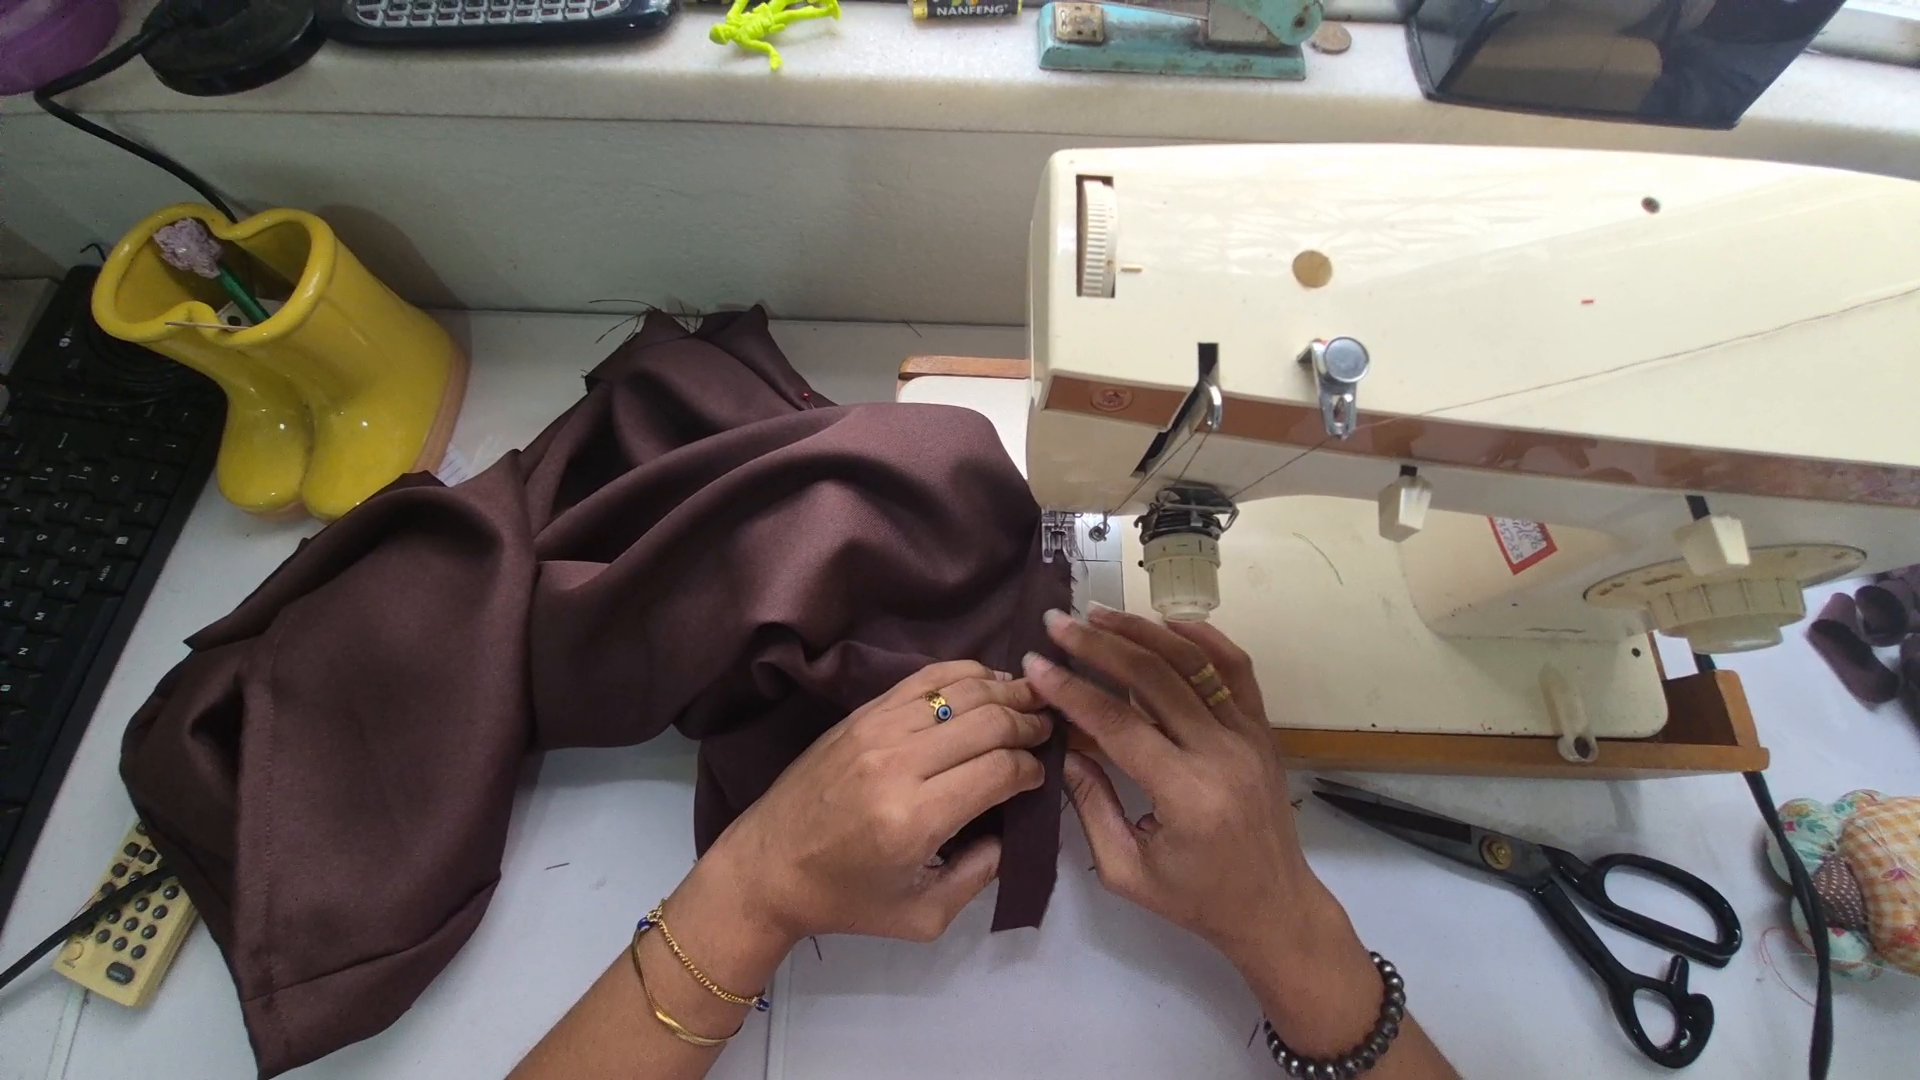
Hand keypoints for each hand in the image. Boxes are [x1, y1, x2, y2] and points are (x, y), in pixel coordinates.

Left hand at [696, 660, 1052, 945]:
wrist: (766, 866)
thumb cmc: (846, 899)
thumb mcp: (923, 915)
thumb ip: (980, 875)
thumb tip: (1013, 825)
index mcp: (915, 819)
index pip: (999, 769)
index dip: (1032, 767)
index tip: (1042, 773)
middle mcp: (898, 763)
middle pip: (988, 720)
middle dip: (1029, 723)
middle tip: (1048, 731)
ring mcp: (877, 728)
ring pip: (962, 689)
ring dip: (1006, 690)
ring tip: (1030, 700)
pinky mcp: (863, 711)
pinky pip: (926, 676)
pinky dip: (966, 673)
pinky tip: (989, 681)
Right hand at [1022, 607, 1340, 964]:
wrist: (1276, 910)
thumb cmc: (1195, 899)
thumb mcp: (1126, 870)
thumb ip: (1091, 805)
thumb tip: (1063, 745)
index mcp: (1186, 795)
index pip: (1118, 722)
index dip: (1071, 689)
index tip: (1034, 662)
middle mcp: (1222, 754)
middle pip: (1153, 677)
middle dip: (1098, 644)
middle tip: (1057, 622)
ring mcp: (1249, 735)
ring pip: (1192, 662)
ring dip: (1141, 630)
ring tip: (1098, 613)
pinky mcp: (1263, 728)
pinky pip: (1236, 669)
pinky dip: (1203, 637)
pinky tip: (1165, 620)